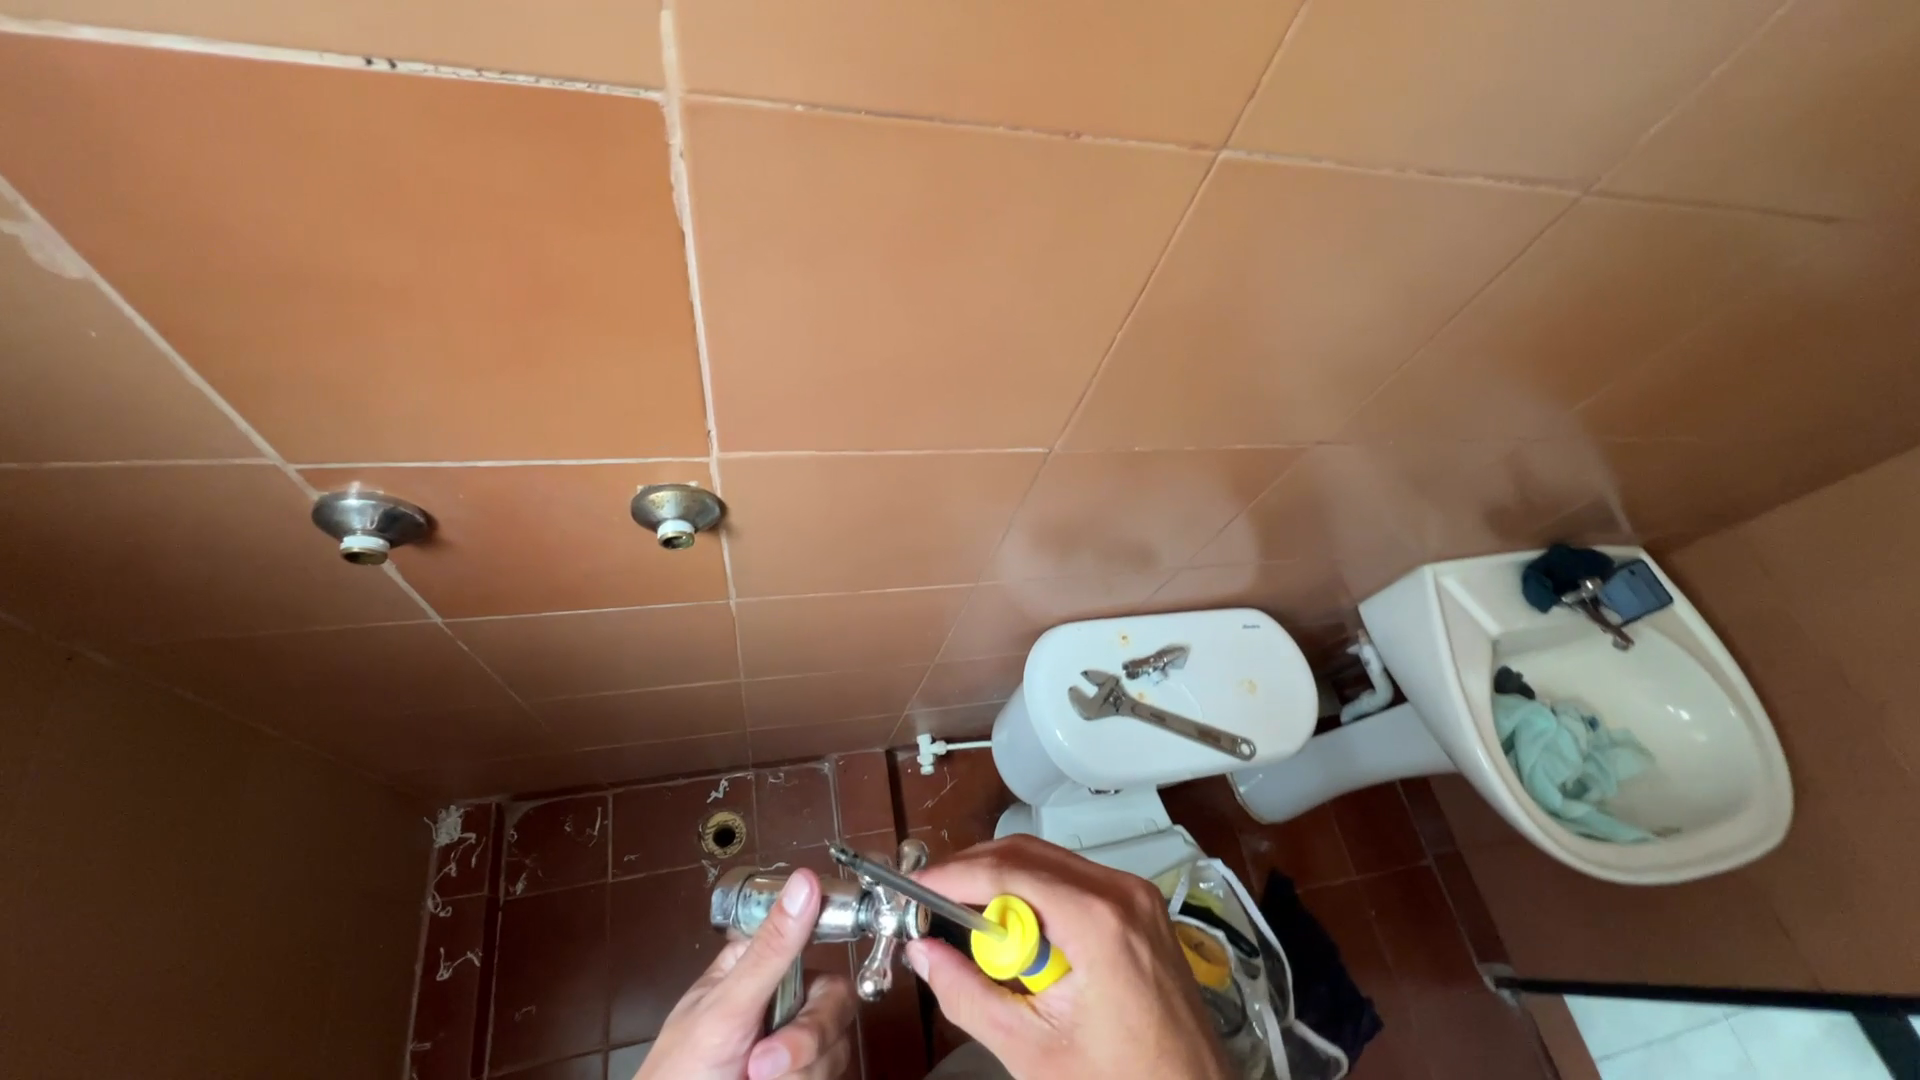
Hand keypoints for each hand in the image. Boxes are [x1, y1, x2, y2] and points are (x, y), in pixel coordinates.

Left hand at [634, 870, 855, 1079]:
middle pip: (835, 998)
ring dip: (800, 1071)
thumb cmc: (682, 1073)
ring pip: (837, 1041)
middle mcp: (786, 997)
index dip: (828, 962)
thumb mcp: (726, 1008)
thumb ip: (772, 949)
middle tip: (764, 1066)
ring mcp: (798, 1041)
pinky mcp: (808, 1073)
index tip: (817, 983)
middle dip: (809, 1037)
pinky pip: (833, 1071)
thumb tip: (805, 878)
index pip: (814, 938)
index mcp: (760, 964)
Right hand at [903, 836, 1228, 1079]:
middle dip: (972, 873)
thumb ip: (968, 995)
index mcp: (1099, 920)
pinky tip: (1017, 932)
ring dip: (1001, 882)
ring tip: (969, 924)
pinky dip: (1035, 895)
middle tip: (934, 903)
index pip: (1008, 870)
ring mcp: (1134, 893)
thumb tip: (924, 953)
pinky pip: (1071, 879)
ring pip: (1047, 861)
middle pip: (1026, 853)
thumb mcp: (1032, 1050)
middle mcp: (1121, 890)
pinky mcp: (1138, 905)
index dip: (954, 874)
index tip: (918, 887)